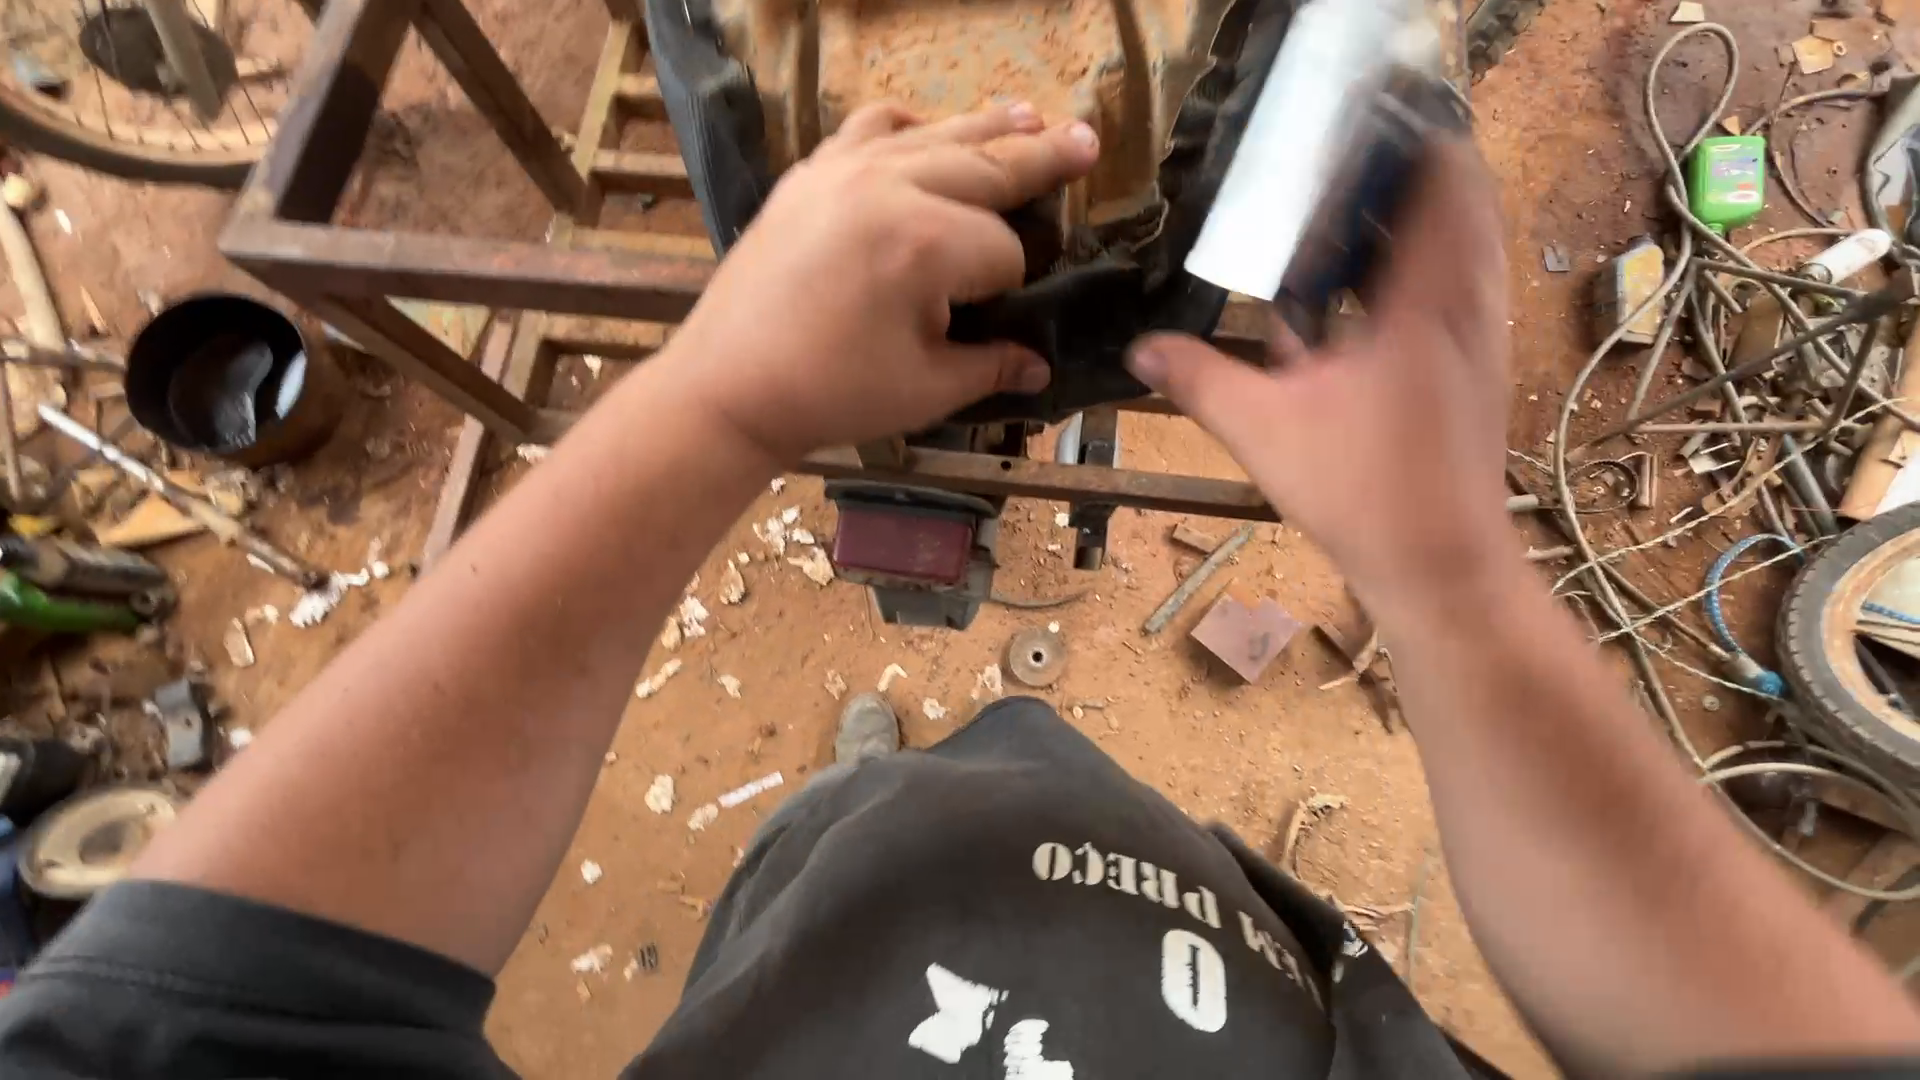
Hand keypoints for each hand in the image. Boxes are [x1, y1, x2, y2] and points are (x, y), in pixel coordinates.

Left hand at [661, 102, 1099, 463]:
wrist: (728, 387)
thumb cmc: (831, 396)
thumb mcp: (925, 391)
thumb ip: (991, 367)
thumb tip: (1041, 365)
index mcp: (924, 245)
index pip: (1004, 252)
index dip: (1014, 287)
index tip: (1000, 317)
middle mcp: (889, 186)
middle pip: (987, 166)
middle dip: (1043, 162)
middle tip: (1088, 143)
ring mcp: (843, 169)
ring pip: (936, 135)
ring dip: (989, 128)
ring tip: (1033, 118)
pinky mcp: (810, 173)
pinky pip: (870, 127)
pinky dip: (909, 127)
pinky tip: (927, 132)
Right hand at [1126, 142, 1515, 620]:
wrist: (1436, 561)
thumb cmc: (1358, 489)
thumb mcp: (1262, 429)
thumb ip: (1199, 380)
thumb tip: (1140, 349)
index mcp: (1426, 299)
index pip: (1440, 175)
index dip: (1395, 145)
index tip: (1333, 148)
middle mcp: (1466, 303)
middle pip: (1454, 199)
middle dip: (1391, 185)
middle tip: (1321, 192)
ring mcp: (1478, 337)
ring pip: (1457, 247)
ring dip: (1402, 232)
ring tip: (1333, 242)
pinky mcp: (1473, 368)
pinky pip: (1452, 290)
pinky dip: (1408, 279)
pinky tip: (1349, 315)